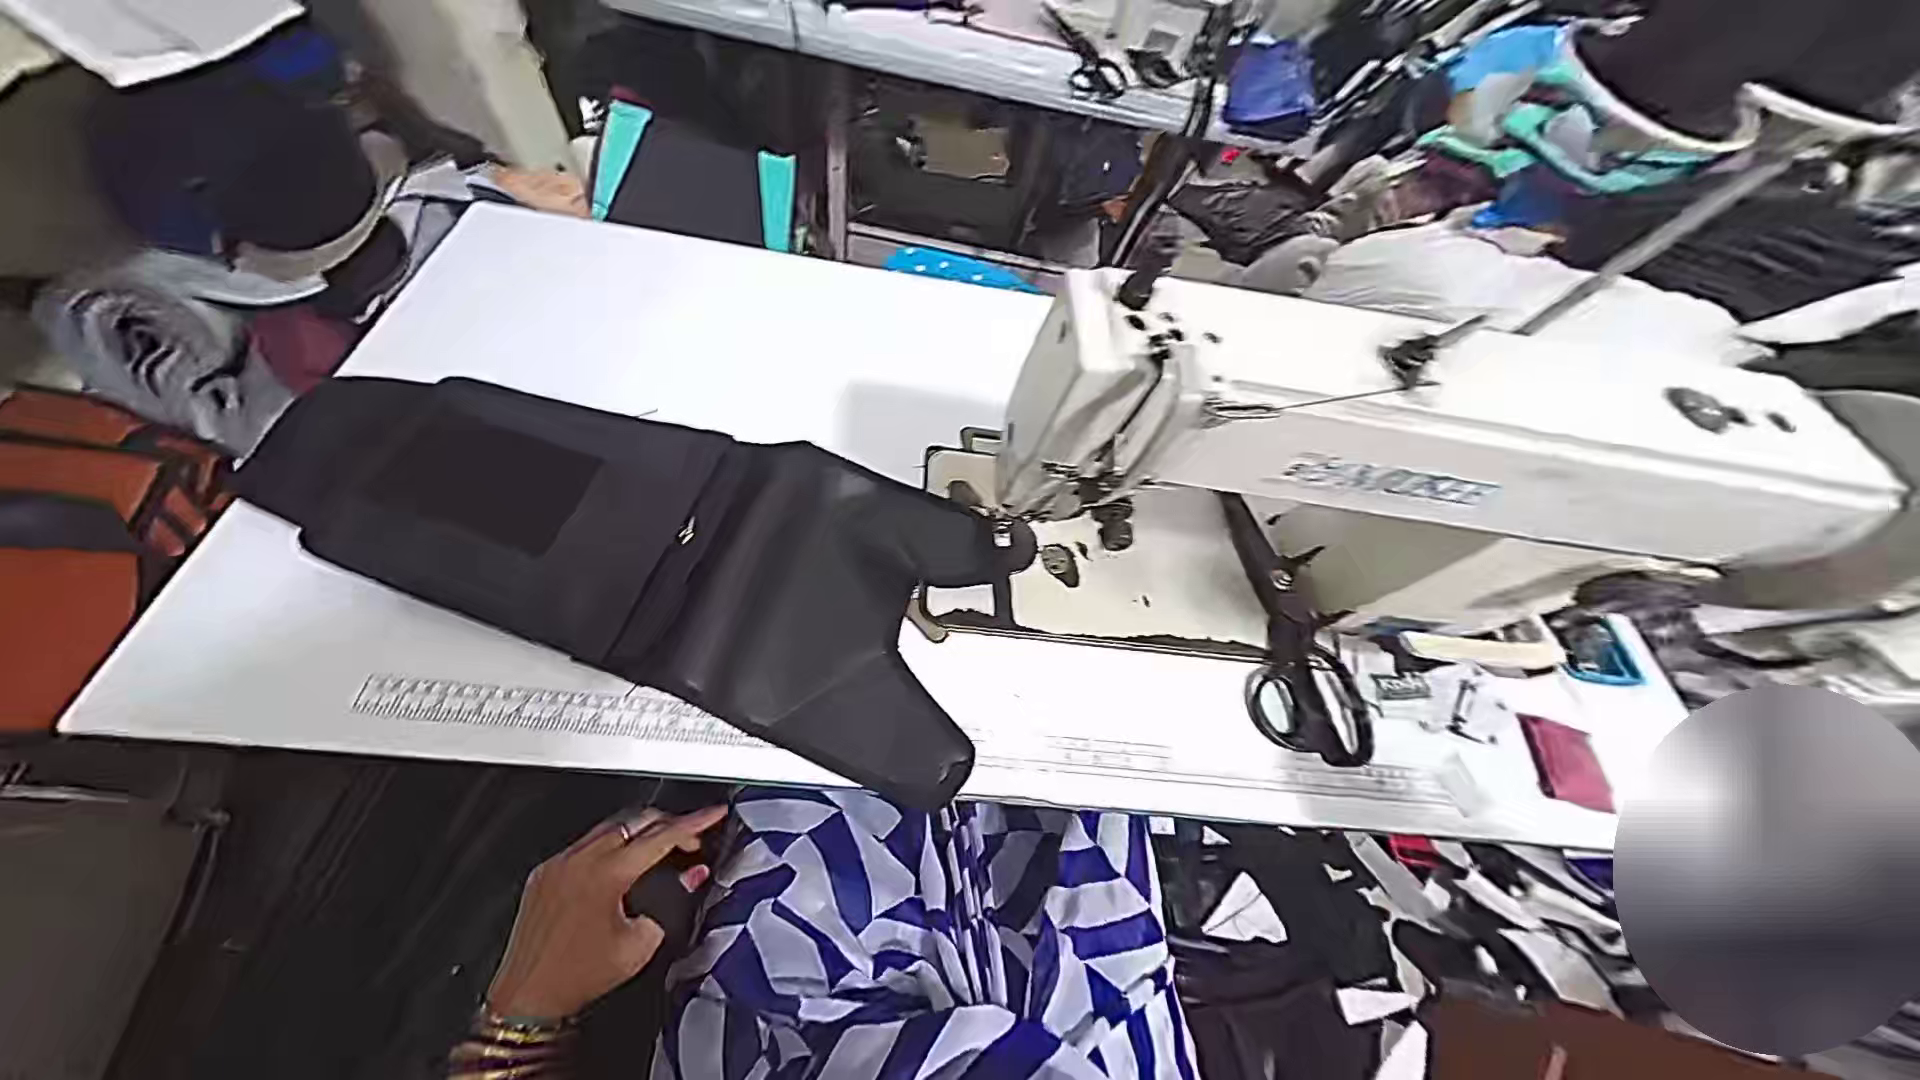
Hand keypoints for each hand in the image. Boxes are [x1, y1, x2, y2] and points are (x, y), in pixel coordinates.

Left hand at [485, 805, 727, 1021]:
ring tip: (659, 847)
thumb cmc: (576, 978)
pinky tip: (622, 861)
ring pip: (613, 825)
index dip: (695, 823)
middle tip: (691, 838)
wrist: (524, 1000)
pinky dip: (612, 843)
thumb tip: (694, 875)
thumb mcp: (640, 943)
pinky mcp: (545, 871)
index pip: (663, 835)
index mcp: (607, 874)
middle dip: (672, 823)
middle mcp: (581, 860)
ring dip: (642, 830)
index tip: (713, 814)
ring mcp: (560, 863)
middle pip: (640, 819)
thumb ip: (673, 901)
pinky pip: (587, 841)